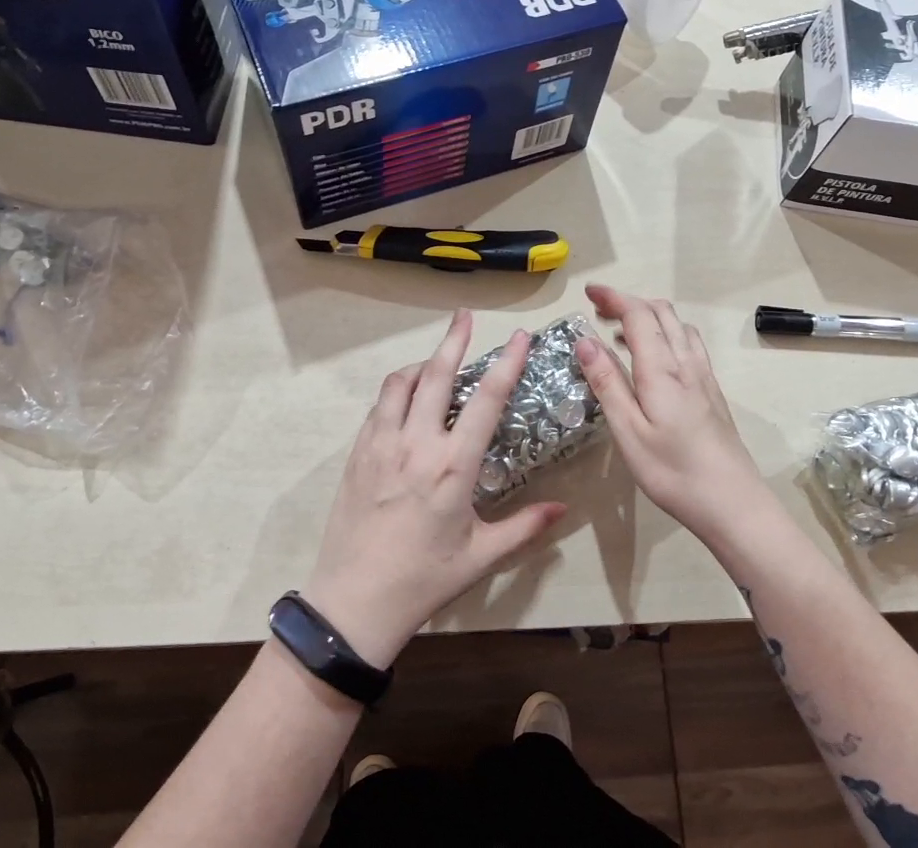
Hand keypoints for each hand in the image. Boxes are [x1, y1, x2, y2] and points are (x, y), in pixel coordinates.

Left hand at [305, 310, 565, 668]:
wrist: (354, 601)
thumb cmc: (424, 579)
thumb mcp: (481, 555)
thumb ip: (524, 526)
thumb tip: (563, 509)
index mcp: (453, 466)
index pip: (486, 400)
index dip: (506, 363)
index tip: (518, 336)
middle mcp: (416, 444)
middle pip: (436, 375)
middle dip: (453, 339)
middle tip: (464, 316)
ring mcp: (381, 446)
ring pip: (399, 385)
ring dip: (421, 365)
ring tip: (435, 360)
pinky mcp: (357, 455)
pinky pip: (378, 409)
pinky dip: (396, 393)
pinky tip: (405, 401)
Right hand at [575, 285, 774, 540]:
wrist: (733, 502)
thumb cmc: (673, 472)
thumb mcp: (629, 432)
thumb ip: (607, 384)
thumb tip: (585, 341)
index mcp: (662, 370)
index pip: (638, 315)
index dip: (614, 297)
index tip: (589, 291)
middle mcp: (686, 364)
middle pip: (661, 314)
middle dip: (629, 303)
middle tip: (599, 311)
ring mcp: (704, 378)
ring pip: (679, 328)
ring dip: (649, 318)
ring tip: (620, 333)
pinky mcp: (712, 393)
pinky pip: (689, 346)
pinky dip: (666, 335)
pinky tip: (656, 359)